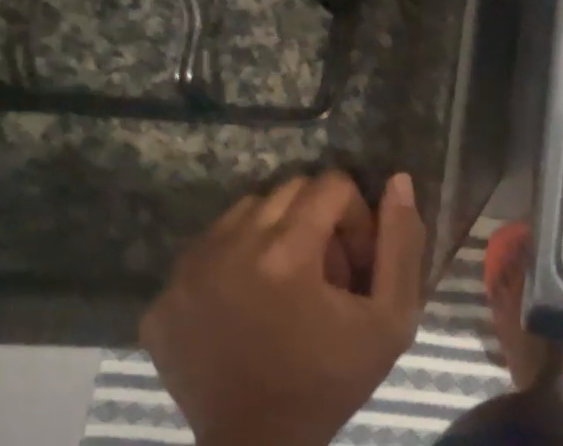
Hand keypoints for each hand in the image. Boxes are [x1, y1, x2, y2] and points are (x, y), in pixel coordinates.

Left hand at [141, 170, 425, 445]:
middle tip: (325, 273)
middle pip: (288, 190)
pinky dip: (233, 261)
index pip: (332, 185)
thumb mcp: (392, 317)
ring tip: (286, 284)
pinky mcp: (161, 302)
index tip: (356, 264)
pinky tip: (248, 305)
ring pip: (244, 212)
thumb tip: (398, 180)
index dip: (356, 217)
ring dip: (274, 232)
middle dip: (317, 219)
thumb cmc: (331, 381)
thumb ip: (401, 243)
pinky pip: (206, 249)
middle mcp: (228, 250)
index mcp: (285, 253)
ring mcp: (186, 275)